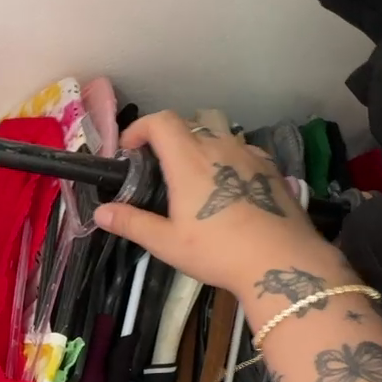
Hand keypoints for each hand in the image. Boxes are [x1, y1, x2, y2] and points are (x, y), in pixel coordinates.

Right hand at [94, 111, 355, 323]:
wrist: (281, 260)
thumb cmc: (217, 250)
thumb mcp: (166, 242)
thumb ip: (131, 223)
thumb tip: (99, 213)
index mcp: (189, 161)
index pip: (162, 121)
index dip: (140, 128)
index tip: (129, 151)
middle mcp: (220, 147)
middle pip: (191, 120)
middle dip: (169, 135)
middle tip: (157, 165)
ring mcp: (249, 155)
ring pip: (220, 131)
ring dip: (200, 142)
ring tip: (192, 173)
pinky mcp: (270, 168)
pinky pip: (242, 148)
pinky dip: (226, 156)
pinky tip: (224, 185)